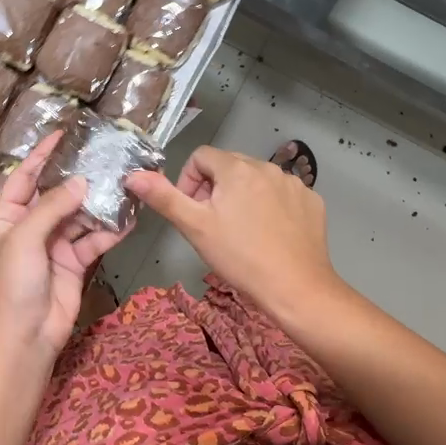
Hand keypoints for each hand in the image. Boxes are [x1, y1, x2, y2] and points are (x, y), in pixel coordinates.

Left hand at [0, 132, 129, 363]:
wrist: (25, 336)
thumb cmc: (14, 283)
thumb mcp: (25, 238)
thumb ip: (53, 206)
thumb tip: (81, 181)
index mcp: (8, 215)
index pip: (25, 177)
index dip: (42, 155)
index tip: (63, 134)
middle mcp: (31, 226)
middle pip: (56, 193)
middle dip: (78, 177)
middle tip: (104, 155)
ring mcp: (54, 244)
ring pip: (79, 215)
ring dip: (98, 202)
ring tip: (122, 182)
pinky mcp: (74, 262)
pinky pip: (94, 240)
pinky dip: (110, 231)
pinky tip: (129, 218)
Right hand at [126, 146, 340, 313]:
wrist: (296, 288)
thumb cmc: (239, 257)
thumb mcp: (194, 227)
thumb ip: (163, 197)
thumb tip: (133, 175)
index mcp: (237, 169)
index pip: (201, 156)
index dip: (189, 181)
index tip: (192, 211)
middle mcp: (268, 167)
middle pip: (230, 165)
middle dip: (215, 188)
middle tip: (213, 223)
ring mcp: (294, 184)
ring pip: (257, 179)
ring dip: (243, 196)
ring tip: (242, 230)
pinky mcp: (312, 202)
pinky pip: (282, 194)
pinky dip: (271, 206)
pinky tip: (270, 234)